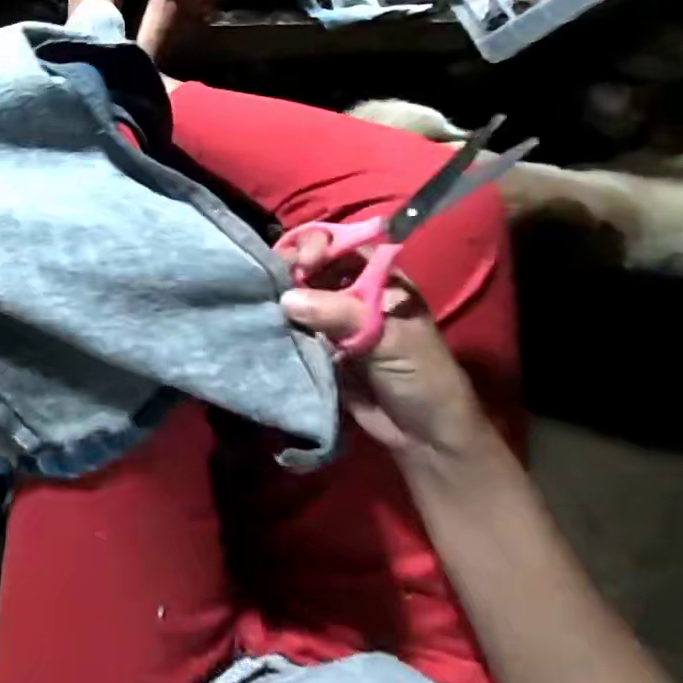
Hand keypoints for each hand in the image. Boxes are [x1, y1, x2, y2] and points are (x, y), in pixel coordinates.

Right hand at [278, 233, 484, 458]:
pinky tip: (260, 320)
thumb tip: (287, 299)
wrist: (424, 436)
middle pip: (312, 266)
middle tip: (270, 280)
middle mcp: (352, 291)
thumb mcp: (390, 340)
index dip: (317, 246)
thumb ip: (341, 315)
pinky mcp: (317, 346)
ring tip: (259, 299)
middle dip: (290, 267)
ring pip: (298, 295)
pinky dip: (277, 323)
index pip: (340, 245)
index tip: (301, 264)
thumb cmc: (421, 376)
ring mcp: (332, 319)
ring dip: (279, 295)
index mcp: (378, 279)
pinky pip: (292, 327)